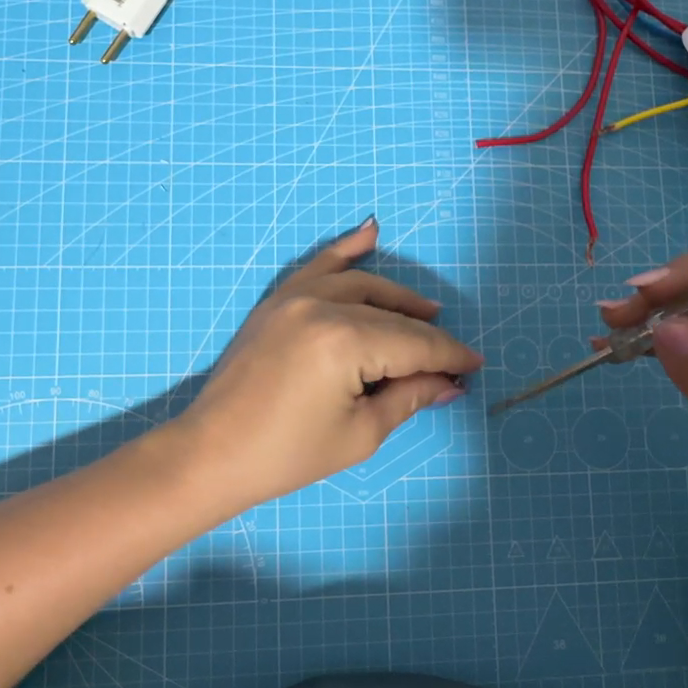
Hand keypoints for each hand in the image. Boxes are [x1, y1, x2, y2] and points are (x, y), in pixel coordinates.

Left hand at [170, 218, 484, 507]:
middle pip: (391, 315)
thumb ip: (408, 398)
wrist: (213, 452)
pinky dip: (345, 250)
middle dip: (427, 336)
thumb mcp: (359, 433)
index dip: (448, 357)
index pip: (414, 343)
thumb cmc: (287, 454)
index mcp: (346, 341)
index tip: (473, 367)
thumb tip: (448, 383)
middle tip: (452, 359)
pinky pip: (317, 265)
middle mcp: (322, 305)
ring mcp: (295, 297)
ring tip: (428, 309)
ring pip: (361, 284)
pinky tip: (370, 233)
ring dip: (397, 296)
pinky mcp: (277, 300)